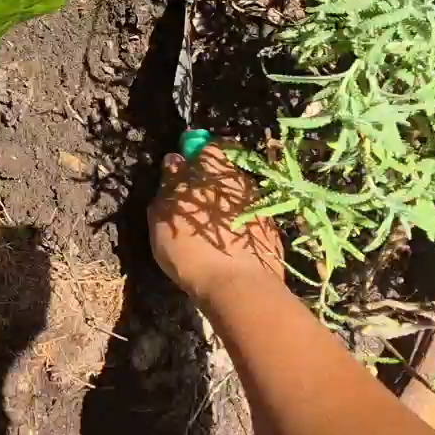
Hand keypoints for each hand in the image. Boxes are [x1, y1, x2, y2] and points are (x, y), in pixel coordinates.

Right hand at [149, 145, 283, 304]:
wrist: (237, 287)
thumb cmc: (191, 246)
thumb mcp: (163, 216)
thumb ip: (169, 184)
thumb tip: (175, 161)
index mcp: (213, 171)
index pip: (207, 147)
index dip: (195, 154)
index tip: (183, 169)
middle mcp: (240, 181)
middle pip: (223, 173)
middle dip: (209, 183)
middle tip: (192, 205)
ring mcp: (259, 207)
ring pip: (237, 197)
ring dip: (224, 207)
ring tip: (209, 230)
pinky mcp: (271, 232)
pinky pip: (249, 220)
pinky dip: (238, 227)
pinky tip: (227, 247)